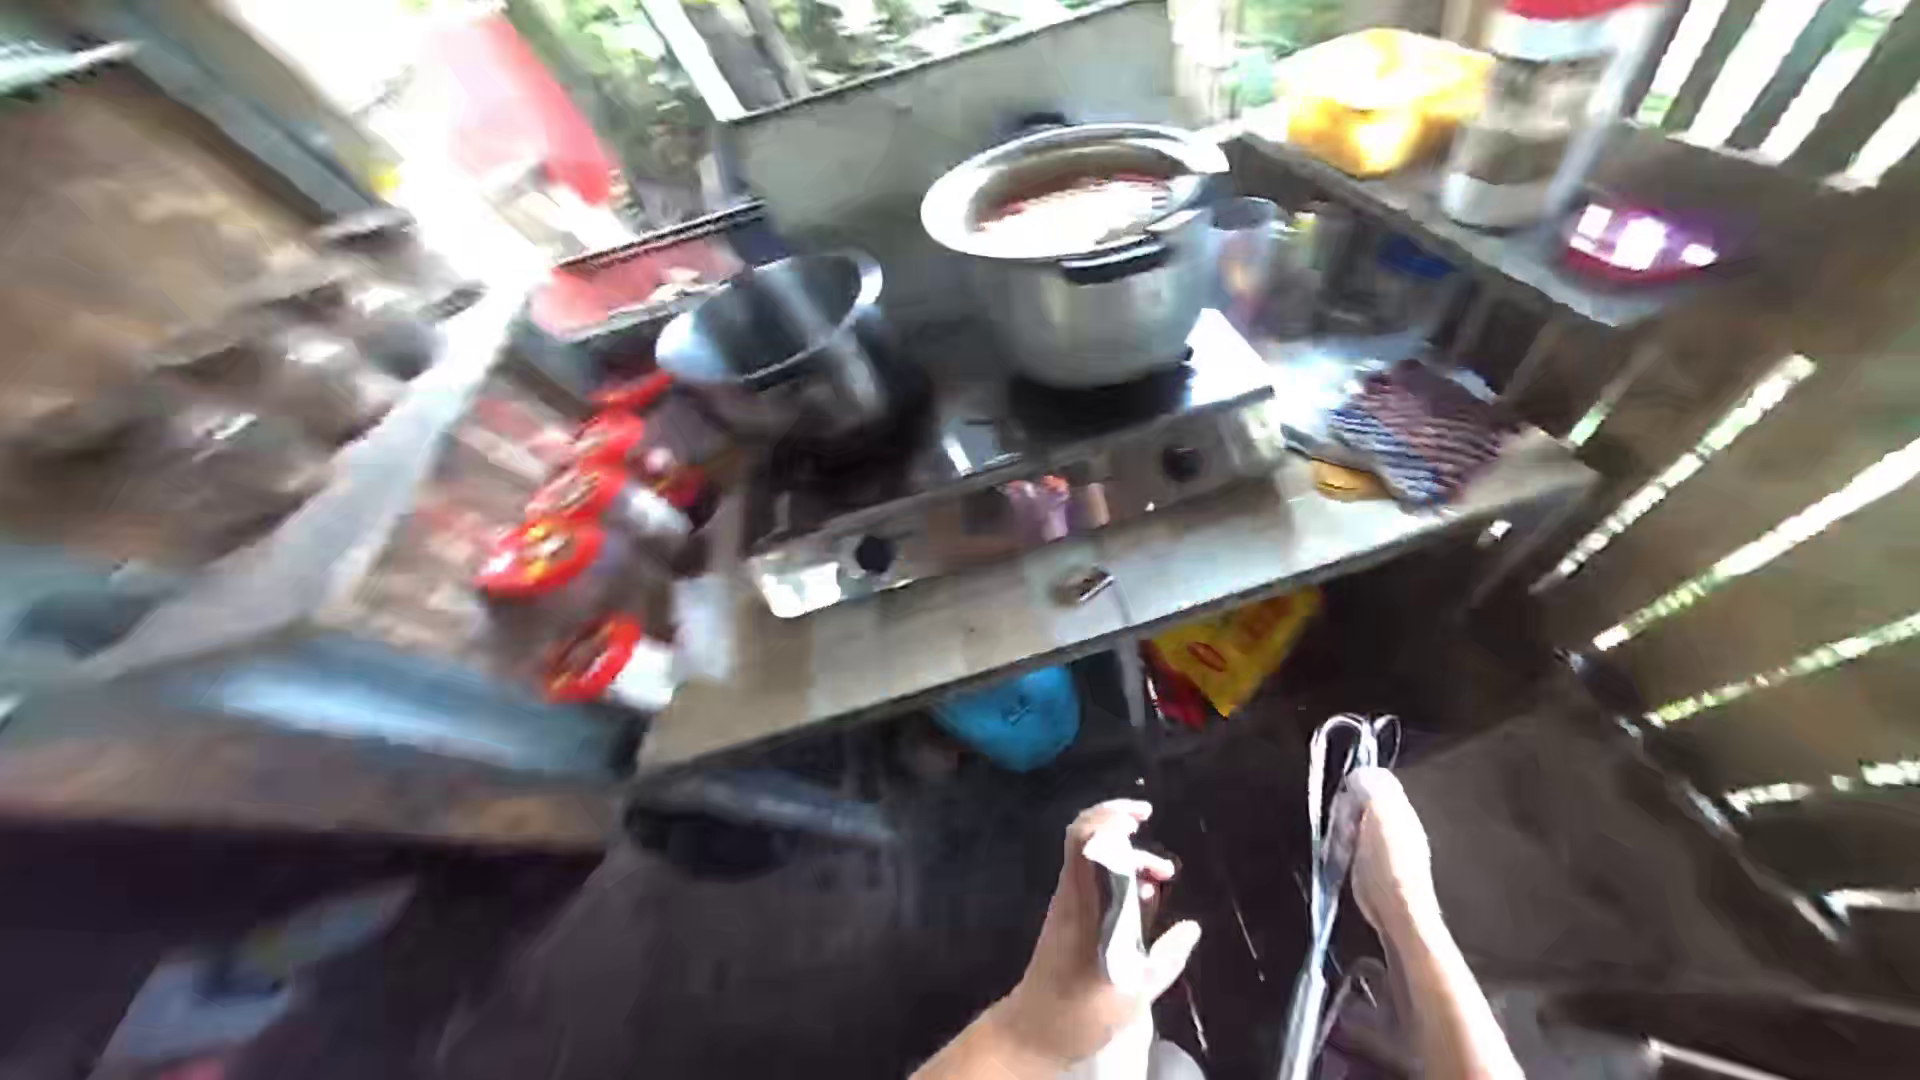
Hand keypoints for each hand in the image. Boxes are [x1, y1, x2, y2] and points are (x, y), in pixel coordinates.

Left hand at [989, 800, 1201, 1065]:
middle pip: (1085, 836)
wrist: (1034, 1030)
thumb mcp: (1132, 994)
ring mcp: (1068, 901)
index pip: (1082, 839)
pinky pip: (1094, 878)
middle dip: (1117, 821)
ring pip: (1093, 857)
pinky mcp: (1069, 913)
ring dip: (1126, 854)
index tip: (1137, 819)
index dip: (1107, 818)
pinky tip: (1145, 893)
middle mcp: (1071, 892)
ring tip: (1163, 873)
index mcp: (1081, 902)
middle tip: (1147, 822)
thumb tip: (1192, 927)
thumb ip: (1165, 959)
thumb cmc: (1079, 1013)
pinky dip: (1119, 874)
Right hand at [1338, 767, 1441, 945]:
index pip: (1376, 779)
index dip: (1356, 782)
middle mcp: (1396, 822)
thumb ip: (1372, 791)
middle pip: (1360, 798)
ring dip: (1342, 828)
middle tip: (1346, 827)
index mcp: (1401, 810)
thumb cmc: (1388, 864)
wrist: (1397, 911)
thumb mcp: (1380, 819)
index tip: (1346, 798)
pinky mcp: (1372, 860)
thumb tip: (1360, 772)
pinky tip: (1344, 855)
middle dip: (1345, 809)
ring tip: (1345, 845)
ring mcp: (1385, 842)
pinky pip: (1351, 838)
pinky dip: (1343, 844)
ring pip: (1353, 819)